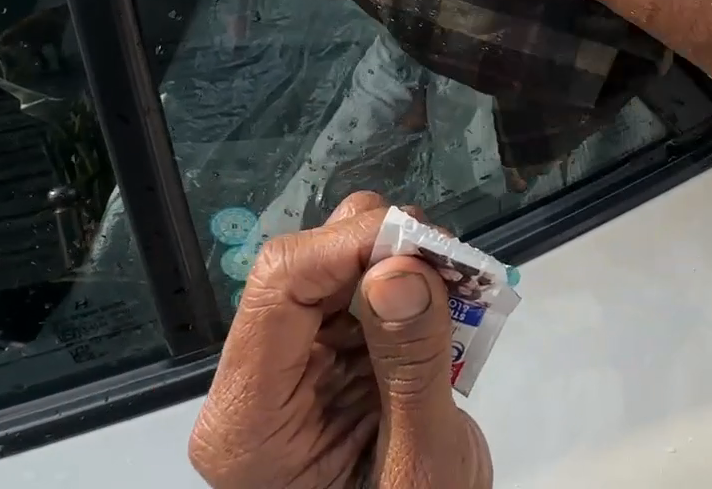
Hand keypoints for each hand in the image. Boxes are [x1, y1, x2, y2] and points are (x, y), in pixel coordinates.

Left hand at [189, 192, 490, 488]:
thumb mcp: (419, 466)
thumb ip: (411, 367)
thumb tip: (401, 266)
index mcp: (250, 420)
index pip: (279, 289)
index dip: (349, 247)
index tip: (427, 246)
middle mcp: (260, 380)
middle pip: (306, 268)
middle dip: (383, 247)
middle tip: (454, 261)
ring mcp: (299, 366)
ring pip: (337, 266)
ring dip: (404, 259)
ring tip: (461, 281)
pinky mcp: (337, 358)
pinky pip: (367, 289)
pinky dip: (414, 279)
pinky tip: (453, 298)